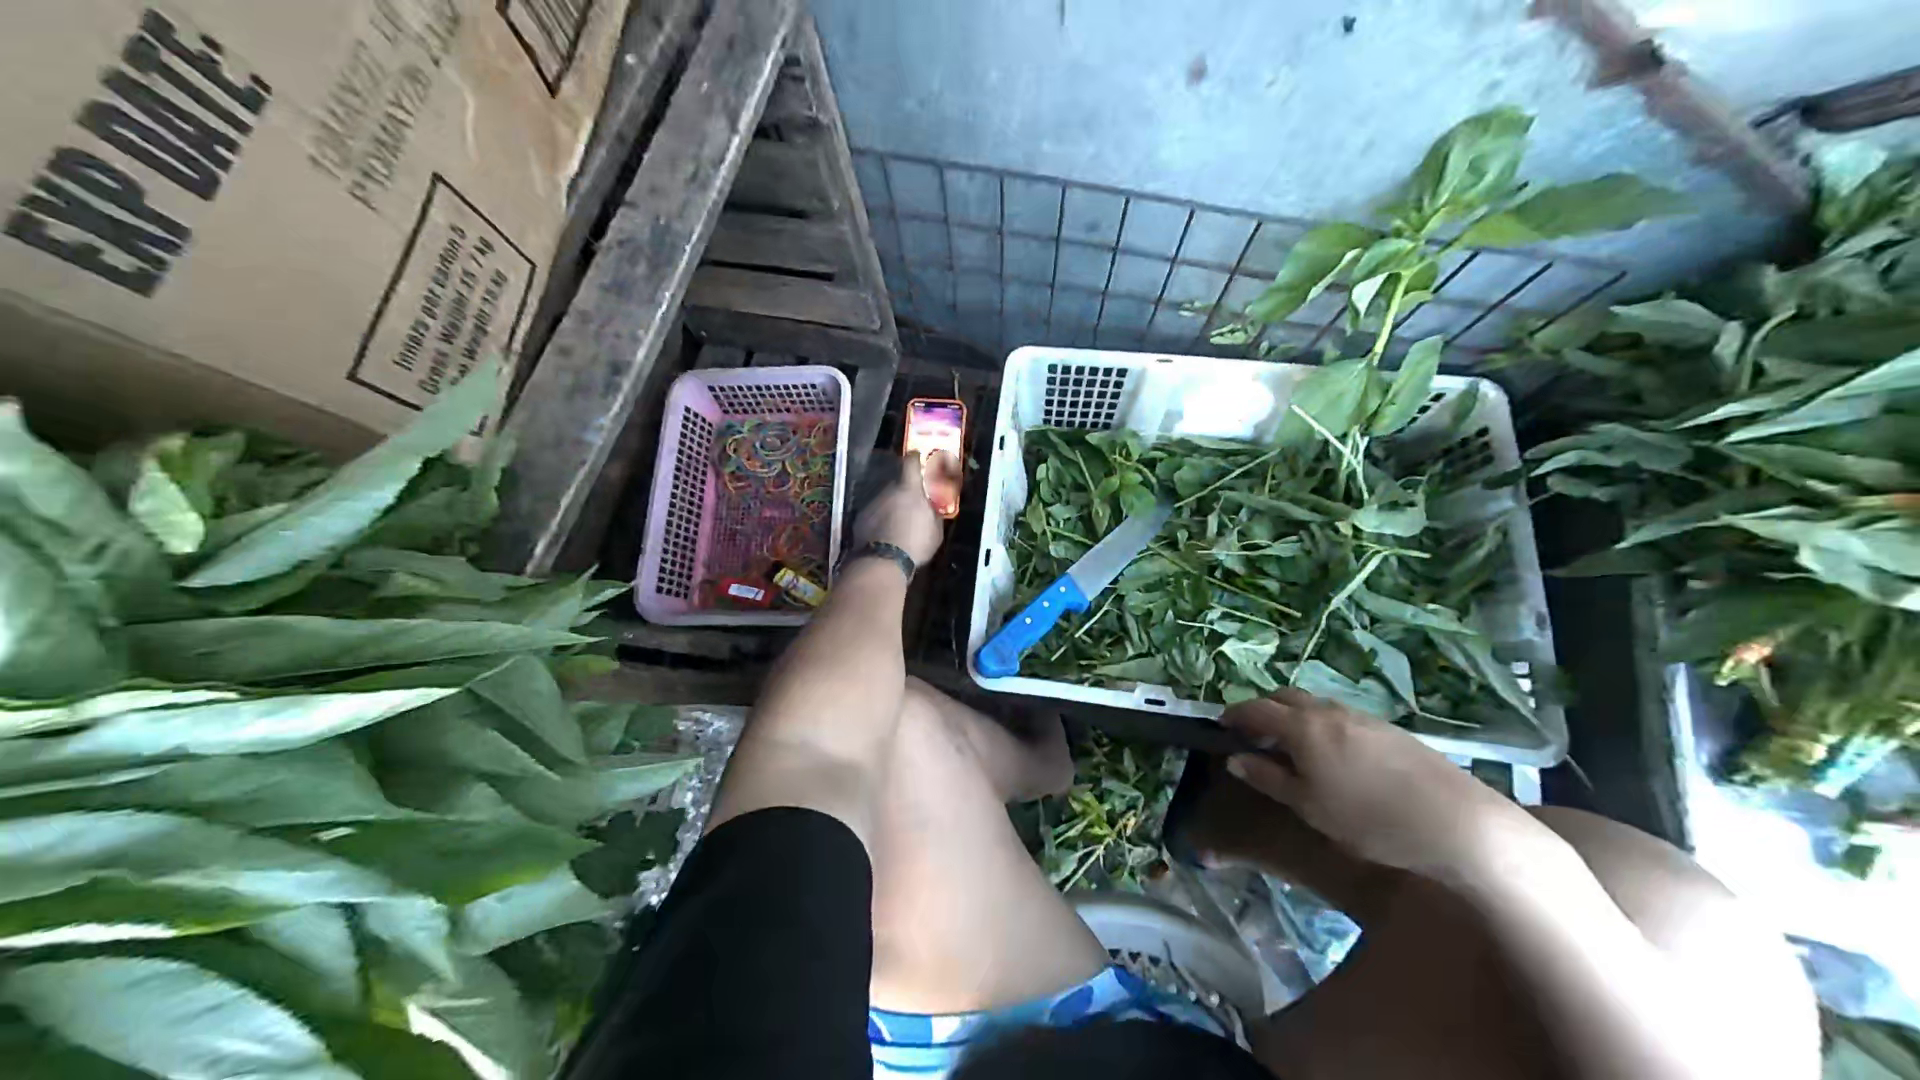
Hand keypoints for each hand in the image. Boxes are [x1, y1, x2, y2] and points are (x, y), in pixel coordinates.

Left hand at [852, 452, 948, 565]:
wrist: (882, 561)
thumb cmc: (915, 543)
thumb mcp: (935, 530)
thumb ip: (934, 513)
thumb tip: (933, 505)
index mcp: (909, 489)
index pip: (910, 463)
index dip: (914, 458)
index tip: (917, 457)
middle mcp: (888, 491)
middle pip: (897, 484)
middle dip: (904, 492)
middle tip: (912, 505)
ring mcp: (871, 504)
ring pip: (884, 500)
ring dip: (891, 507)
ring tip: (898, 524)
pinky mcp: (859, 518)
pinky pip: (873, 513)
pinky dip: (879, 519)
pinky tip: (883, 533)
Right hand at [1223, 689, 1545, 884]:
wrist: (1457, 822)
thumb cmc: (1370, 819)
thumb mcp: (1309, 806)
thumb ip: (1268, 778)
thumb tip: (1236, 759)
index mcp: (1302, 727)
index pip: (1255, 709)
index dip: (1233, 715)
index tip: (1221, 728)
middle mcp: (1328, 711)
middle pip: (1284, 696)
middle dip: (1262, 709)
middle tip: (1253, 735)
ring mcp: (1361, 716)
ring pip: (1313, 704)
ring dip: (1293, 716)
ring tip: (1291, 747)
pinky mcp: (1388, 729)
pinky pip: (1339, 715)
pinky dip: (1320, 724)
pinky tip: (1331, 755)